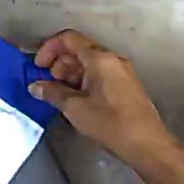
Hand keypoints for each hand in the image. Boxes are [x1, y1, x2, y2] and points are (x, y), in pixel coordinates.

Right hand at [29, 30, 180, 168]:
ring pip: (90, 62)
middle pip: (80, 49)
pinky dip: (85, 80)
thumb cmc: (110, 123)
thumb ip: (53, 93)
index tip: (38, 66)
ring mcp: (122, 71)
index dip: (49, 48)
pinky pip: (101, 73)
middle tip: (48, 83)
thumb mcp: (75, 108)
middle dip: (59, 63)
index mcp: (100, 58)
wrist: (147, 144)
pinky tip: (78, 99)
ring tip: (61, 94)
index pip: (69, 39)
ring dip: (71, 73)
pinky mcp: (127, 84)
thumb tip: (35, 86)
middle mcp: (113, 59)